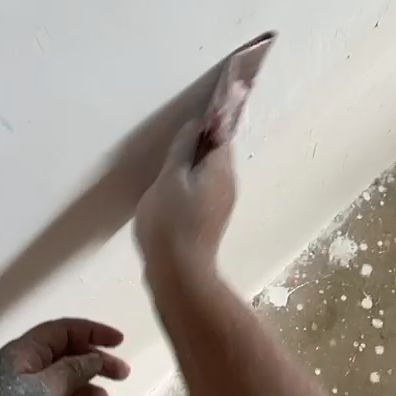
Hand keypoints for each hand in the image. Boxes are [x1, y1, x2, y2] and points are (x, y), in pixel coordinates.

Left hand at [0, 319, 128, 395]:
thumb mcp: (45, 392)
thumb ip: (72, 370)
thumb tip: (92, 357)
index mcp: (21, 352)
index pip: (63, 330)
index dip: (93, 332)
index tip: (120, 342)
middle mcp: (16, 366)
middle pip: (62, 352)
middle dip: (93, 359)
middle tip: (122, 374)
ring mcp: (12, 391)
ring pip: (56, 377)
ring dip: (83, 383)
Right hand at [135, 121, 235, 276]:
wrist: (179, 272)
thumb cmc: (170, 222)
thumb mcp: (169, 179)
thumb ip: (182, 150)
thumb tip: (195, 125)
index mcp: (221, 170)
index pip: (221, 135)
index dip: (206, 124)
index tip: (186, 122)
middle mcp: (229, 184)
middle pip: (217, 154)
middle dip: (198, 145)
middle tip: (171, 144)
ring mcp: (222, 204)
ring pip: (209, 173)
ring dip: (192, 165)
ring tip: (167, 167)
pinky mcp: (212, 219)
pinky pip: (204, 190)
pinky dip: (190, 183)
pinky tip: (171, 191)